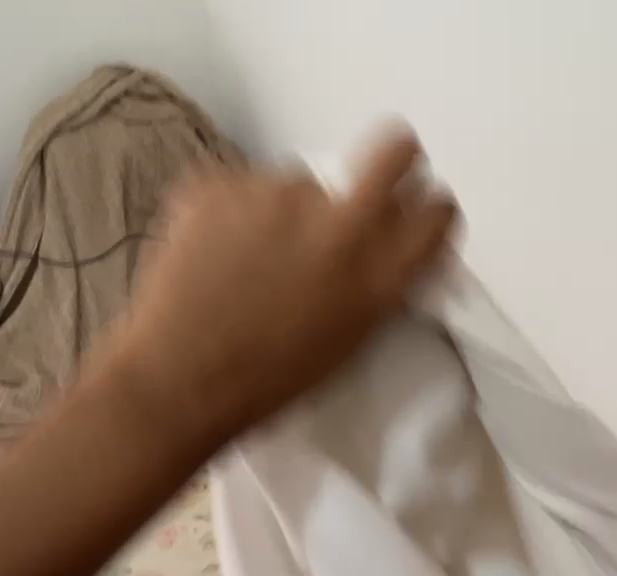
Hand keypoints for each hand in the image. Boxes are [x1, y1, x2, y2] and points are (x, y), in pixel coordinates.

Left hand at [109, 126, 459, 449]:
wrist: (179, 382)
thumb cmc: (268, 384)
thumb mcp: (347, 345)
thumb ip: (374, 287)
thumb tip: (380, 248)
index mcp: (377, 277)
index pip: (436, 212)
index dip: (426, 210)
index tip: (411, 215)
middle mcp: (340, 224)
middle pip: (395, 149)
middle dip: (393, 160)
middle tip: (364, 190)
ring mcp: (278, 196)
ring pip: (301, 182)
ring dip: (289, 211)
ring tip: (252, 261)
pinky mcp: (222, 182)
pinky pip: (244, 188)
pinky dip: (235, 215)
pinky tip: (216, 256)